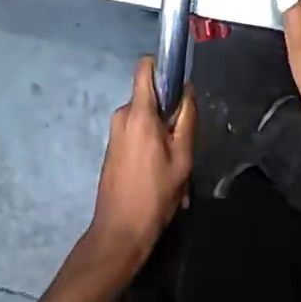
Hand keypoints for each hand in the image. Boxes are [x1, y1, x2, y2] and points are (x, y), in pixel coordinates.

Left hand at [88, 55, 194, 256]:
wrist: (119, 235)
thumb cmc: (153, 195)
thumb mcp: (182, 157)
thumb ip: (186, 118)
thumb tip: (187, 90)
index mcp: (138, 112)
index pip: (144, 67)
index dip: (162, 65)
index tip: (179, 83)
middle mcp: (122, 115)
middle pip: (151, 98)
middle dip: (170, 116)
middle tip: (184, 146)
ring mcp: (115, 133)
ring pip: (146, 121)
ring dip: (164, 140)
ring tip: (176, 172)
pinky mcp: (113, 149)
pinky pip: (137, 136)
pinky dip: (152, 151)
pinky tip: (163, 181)